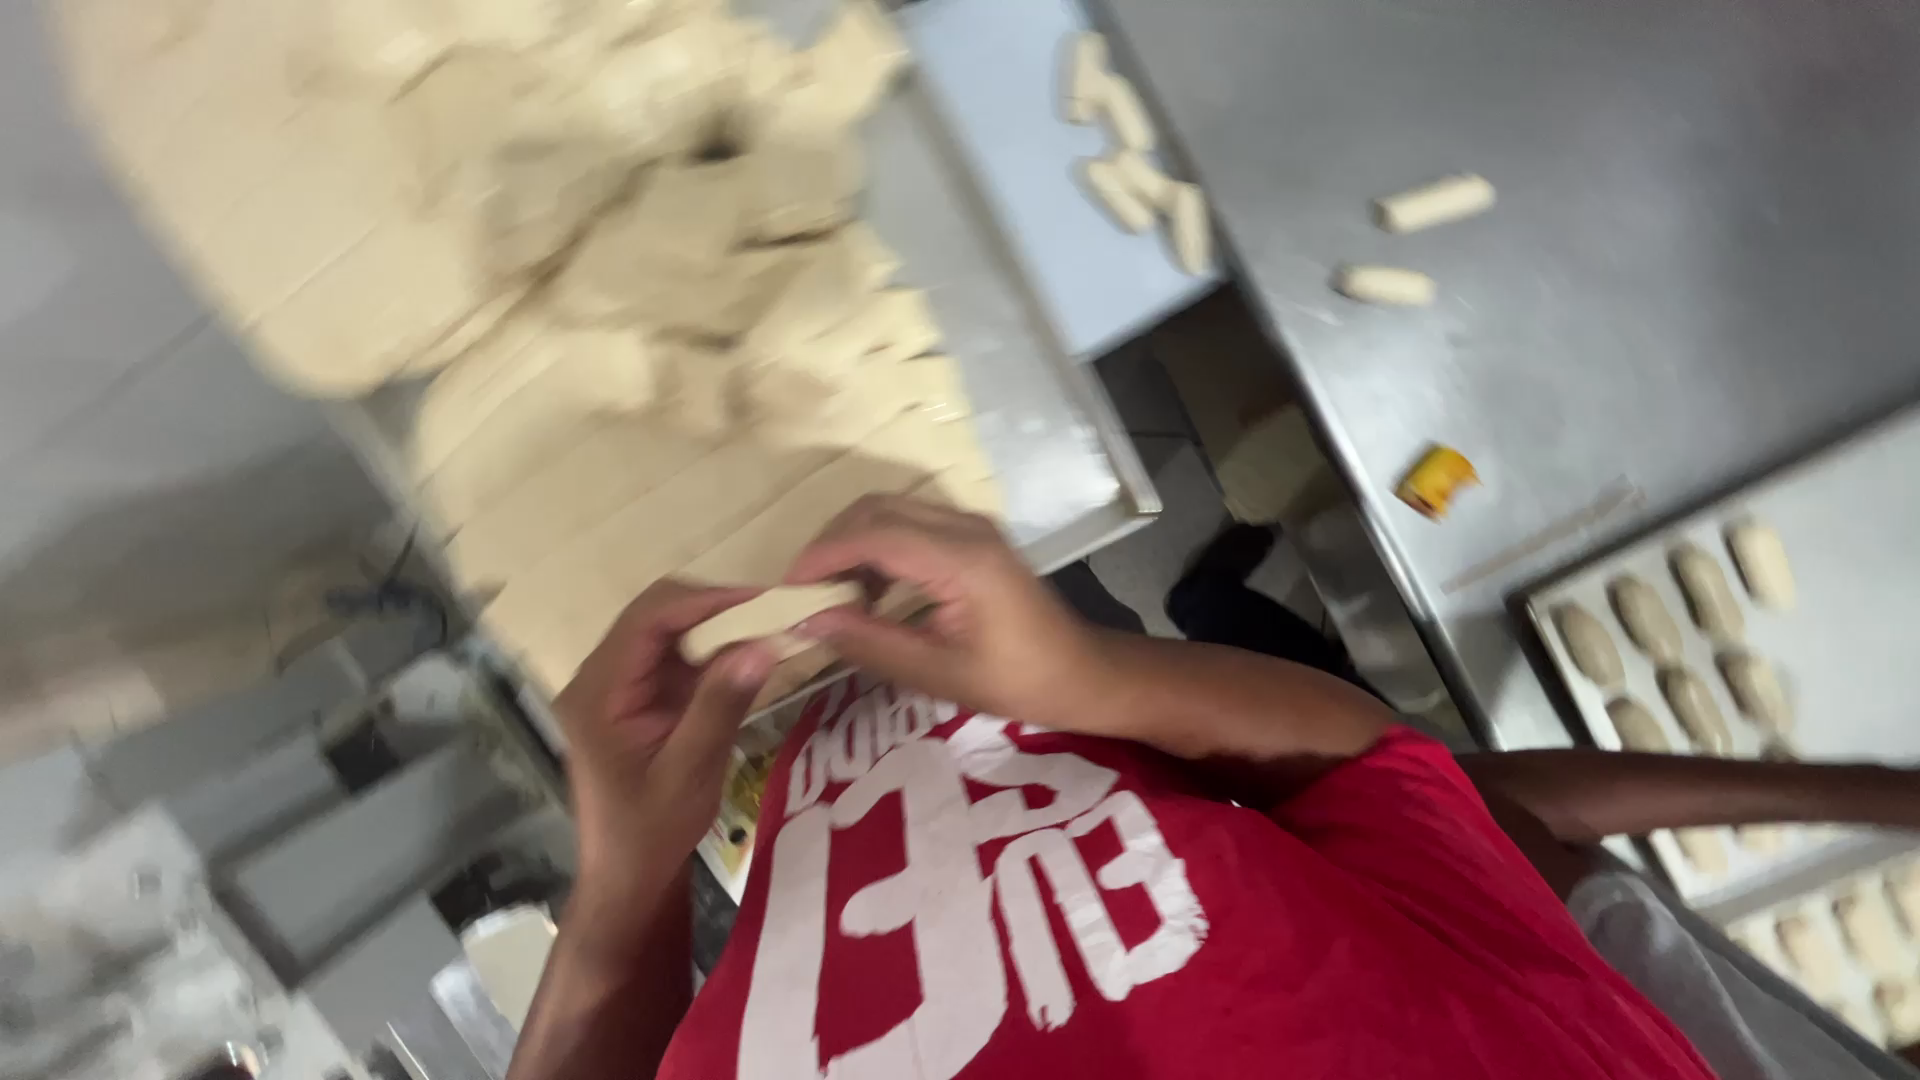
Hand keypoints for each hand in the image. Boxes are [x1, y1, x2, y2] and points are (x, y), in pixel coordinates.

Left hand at [553, 579, 775, 899]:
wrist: (628, 876)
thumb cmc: (651, 832)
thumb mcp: (690, 771)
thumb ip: (720, 705)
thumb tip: (762, 645)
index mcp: (598, 692)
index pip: (649, 619)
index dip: (707, 601)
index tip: (763, 602)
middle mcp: (600, 677)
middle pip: (656, 614)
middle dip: (716, 607)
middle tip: (772, 613)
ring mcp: (619, 684)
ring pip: (670, 628)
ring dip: (718, 626)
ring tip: (768, 628)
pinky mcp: (639, 695)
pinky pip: (678, 655)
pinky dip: (715, 650)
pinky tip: (748, 655)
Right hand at [785, 494, 1113, 731]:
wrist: (1080, 672)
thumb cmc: (1015, 682)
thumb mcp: (936, 672)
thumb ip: (868, 642)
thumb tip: (806, 621)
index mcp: (961, 559)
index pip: (873, 534)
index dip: (821, 556)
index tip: (787, 591)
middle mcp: (965, 526)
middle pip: (876, 509)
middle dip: (830, 544)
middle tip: (804, 594)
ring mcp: (971, 525)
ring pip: (890, 510)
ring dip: (852, 543)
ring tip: (831, 596)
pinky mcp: (972, 535)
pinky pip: (910, 524)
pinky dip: (878, 547)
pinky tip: (869, 590)